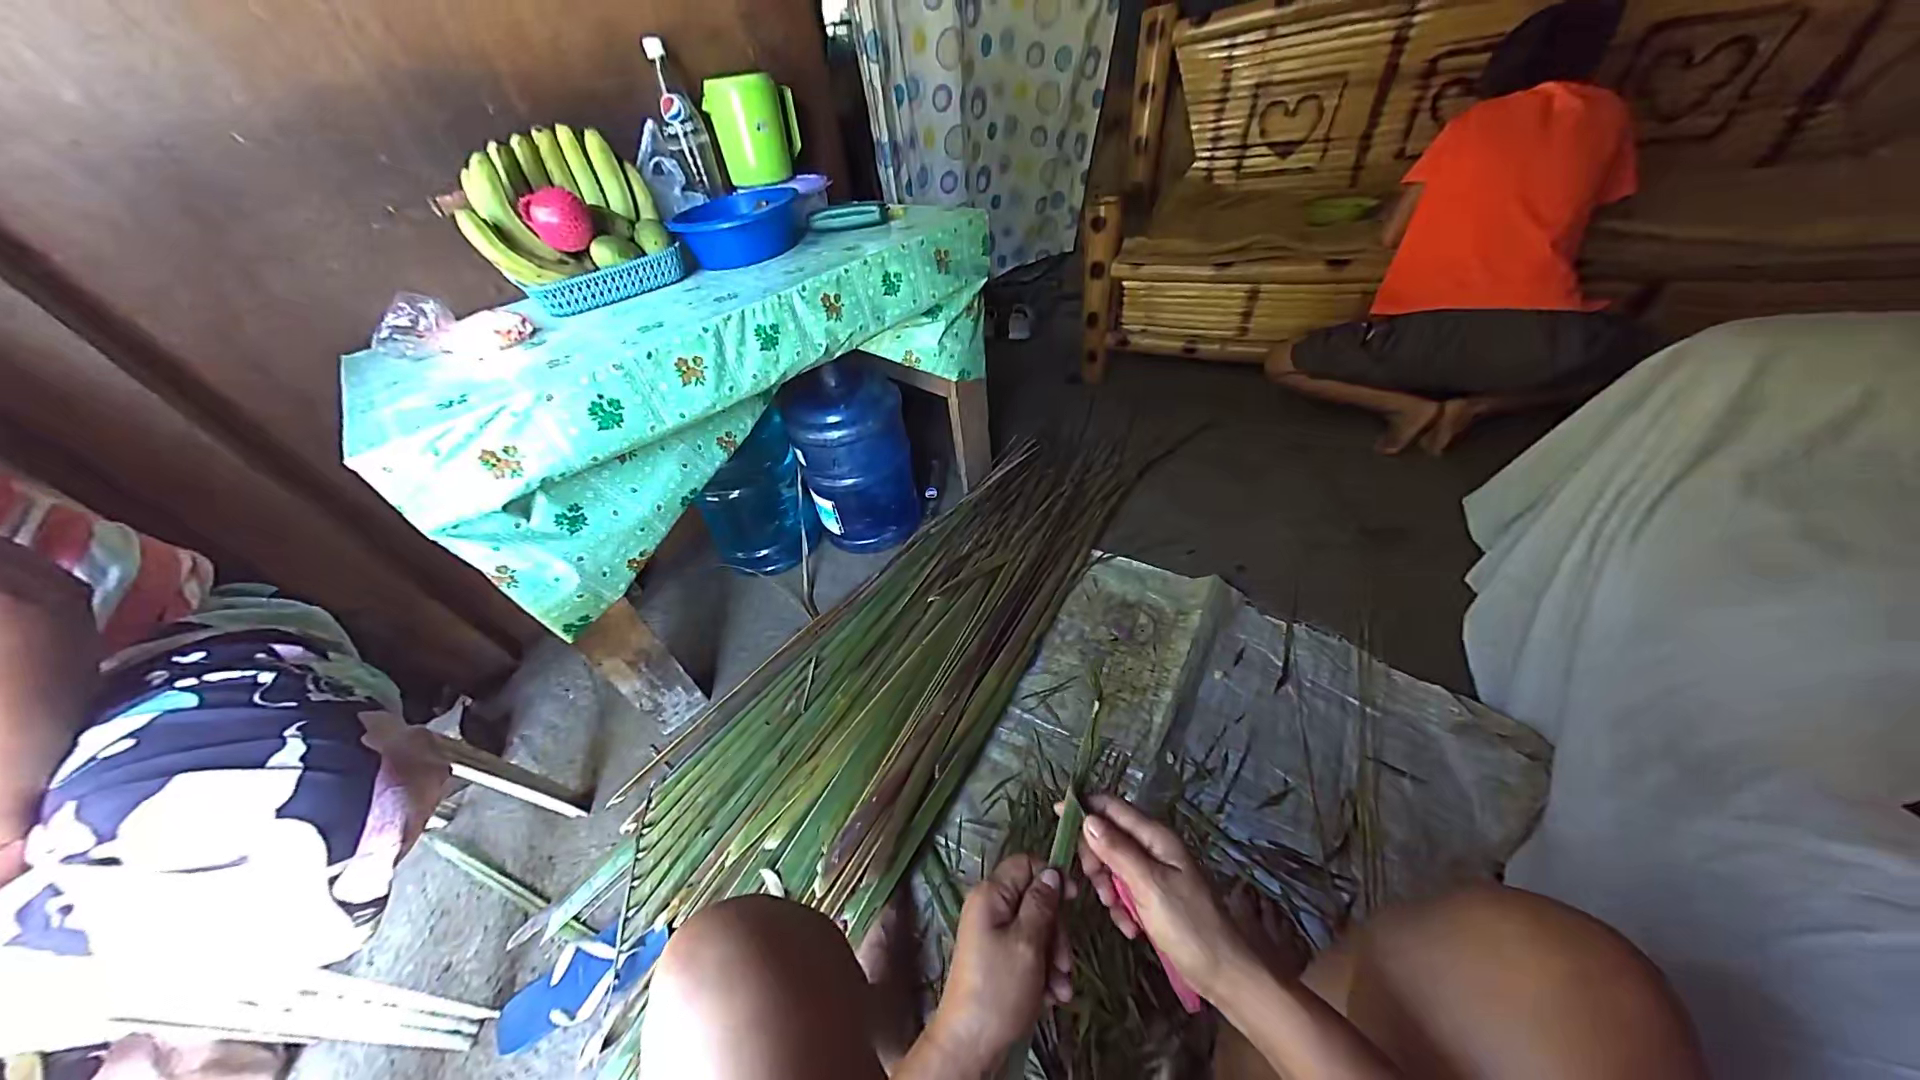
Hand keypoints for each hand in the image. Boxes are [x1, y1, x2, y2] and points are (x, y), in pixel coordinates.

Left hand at [923, 855, 1071, 1066]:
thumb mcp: (1027, 943)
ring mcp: (993, 935)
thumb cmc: (999, 990)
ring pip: (1036, 929)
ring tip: (1060, 988)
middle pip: (1035, 900)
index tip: (1073, 899)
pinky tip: (1052, 996)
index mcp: (991, 895)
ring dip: (1054, 957)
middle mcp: (990, 908)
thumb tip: (1052, 872)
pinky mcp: (998, 959)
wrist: (970, 1045)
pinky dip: (1043, 972)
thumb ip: (1042, 904)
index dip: (1051, 877)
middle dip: (1056, 931)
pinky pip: (1028, 952)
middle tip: (1063, 962)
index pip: (1025, 864)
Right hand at [1074, 794, 1246, 999]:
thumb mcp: (1148, 886)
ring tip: (1118, 912)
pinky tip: (1130, 926)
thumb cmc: (1189, 926)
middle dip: (1096, 859)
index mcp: (1155, 836)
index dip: (1084, 807)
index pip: (1112, 807)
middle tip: (1098, 886)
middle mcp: (1154, 847)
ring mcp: (1155, 871)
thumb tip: (1087, 818)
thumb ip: (1117, 850)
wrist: (1224, 973)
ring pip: (1113, 865)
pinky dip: (1121, 905)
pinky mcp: (1154, 895)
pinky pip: (1124, 889)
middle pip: (1108, 836)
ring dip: (1108, 887)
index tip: (1056, 816)